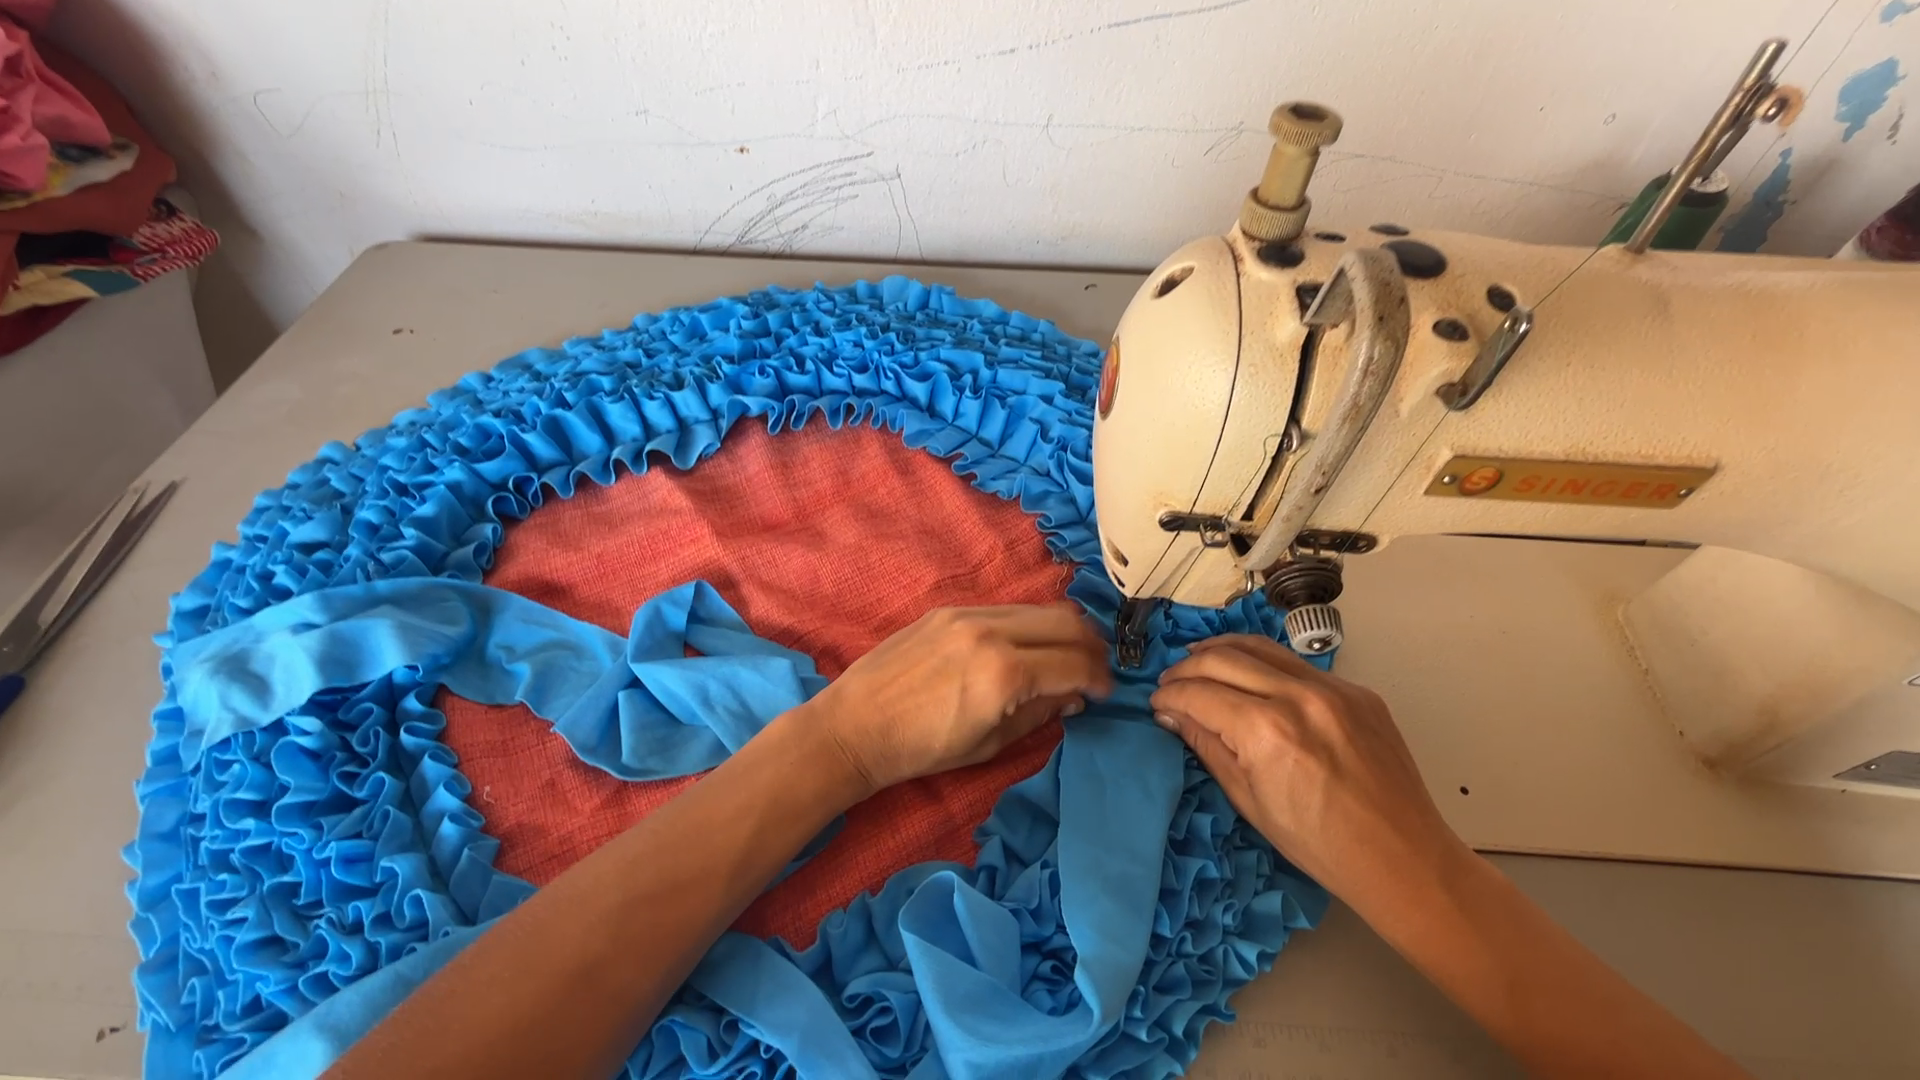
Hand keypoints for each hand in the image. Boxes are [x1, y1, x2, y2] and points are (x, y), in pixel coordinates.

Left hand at [798, 604, 1113, 797]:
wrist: (855, 726)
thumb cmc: (922, 749)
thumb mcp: (989, 744)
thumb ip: (1038, 714)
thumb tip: (1072, 697)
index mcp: (1004, 674)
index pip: (1074, 663)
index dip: (1100, 678)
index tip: (1106, 692)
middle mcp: (991, 632)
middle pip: (1066, 621)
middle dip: (1090, 646)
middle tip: (1094, 669)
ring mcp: (967, 614)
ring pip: (1037, 608)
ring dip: (1061, 629)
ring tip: (1063, 656)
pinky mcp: (948, 609)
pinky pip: (1005, 609)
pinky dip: (1027, 624)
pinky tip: (1023, 647)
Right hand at [1150, 634, 1467, 912]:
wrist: (1402, 858)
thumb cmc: (1318, 844)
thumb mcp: (1248, 801)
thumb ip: (1208, 746)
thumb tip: (1172, 715)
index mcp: (1267, 730)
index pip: (1199, 693)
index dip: (1170, 696)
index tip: (1156, 704)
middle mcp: (1299, 696)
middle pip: (1224, 658)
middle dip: (1187, 668)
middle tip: (1170, 683)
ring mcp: (1334, 689)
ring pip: (1261, 647)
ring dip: (1221, 650)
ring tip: (1199, 660)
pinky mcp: (1358, 691)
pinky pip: (1298, 666)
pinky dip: (1264, 665)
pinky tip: (1252, 679)